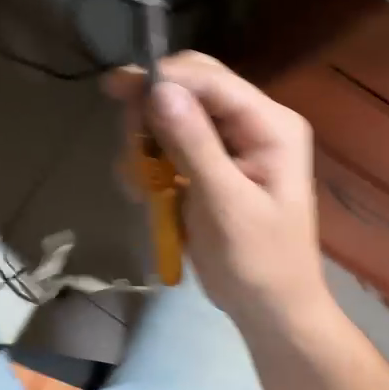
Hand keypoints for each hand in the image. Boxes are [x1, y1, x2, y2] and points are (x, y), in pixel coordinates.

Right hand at [105, 52, 329, 329]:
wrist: (270, 311)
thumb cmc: (258, 261)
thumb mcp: (225, 203)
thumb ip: (193, 143)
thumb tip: (159, 89)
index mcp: (271, 125)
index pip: (212, 80)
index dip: (165, 78)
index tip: (117, 91)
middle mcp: (253, 122)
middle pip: (191, 87)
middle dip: (151, 109)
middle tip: (127, 142)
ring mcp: (232, 142)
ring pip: (174, 112)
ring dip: (146, 139)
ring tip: (137, 181)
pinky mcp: (211, 162)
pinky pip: (170, 142)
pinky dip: (150, 161)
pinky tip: (142, 190)